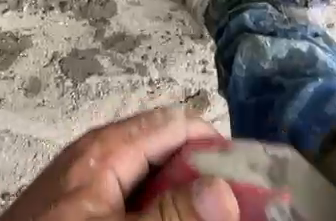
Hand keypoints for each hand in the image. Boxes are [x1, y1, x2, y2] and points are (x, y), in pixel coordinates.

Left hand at [0, 107, 239, 220]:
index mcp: (106, 149)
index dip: (216, 143)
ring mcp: (87, 182)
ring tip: (215, 211)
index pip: (174, 124)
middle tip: (241, 205)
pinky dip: (153, 204)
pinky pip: (130, 195)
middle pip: (165, 149)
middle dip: (203, 173)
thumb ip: (171, 216)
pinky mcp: (80, 205)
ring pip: (150, 177)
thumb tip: (223, 188)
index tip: (255, 174)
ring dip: (181, 193)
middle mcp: (98, 155)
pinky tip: (168, 217)